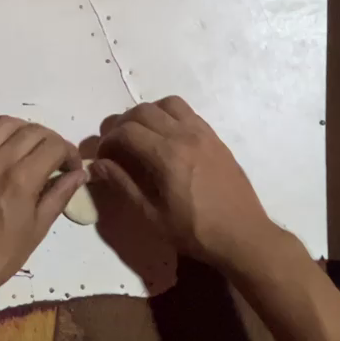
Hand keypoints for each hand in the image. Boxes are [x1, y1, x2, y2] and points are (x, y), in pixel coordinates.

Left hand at [0, 116, 85, 312]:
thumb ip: (59, 195)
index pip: (54, 145)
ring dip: (24, 130)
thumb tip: (79, 174)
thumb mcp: (38, 229)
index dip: (69, 152)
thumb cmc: (1, 256)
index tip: (71, 168)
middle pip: (33, 130)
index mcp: (21, 179)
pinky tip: (5, 153)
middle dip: (51, 140)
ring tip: (31, 148)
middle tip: (55, 159)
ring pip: (5, 123)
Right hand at [91, 96, 282, 273]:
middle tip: (116, 145)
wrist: (243, 236)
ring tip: (140, 135)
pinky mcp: (215, 137)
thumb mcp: (152, 216)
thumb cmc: (196, 232)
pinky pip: (187, 112)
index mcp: (167, 156)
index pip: (126, 132)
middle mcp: (184, 136)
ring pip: (167, 104)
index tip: (102, 157)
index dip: (108, 141)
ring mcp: (203, 133)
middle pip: (143, 111)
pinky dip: (169, 116)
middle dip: (122, 124)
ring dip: (147, 113)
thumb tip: (97, 166)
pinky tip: (166, 137)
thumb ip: (123, 185)